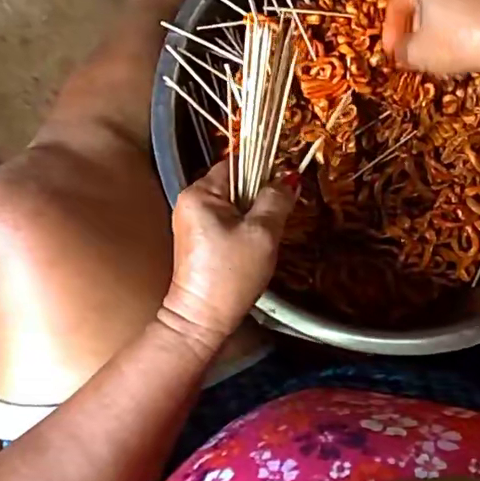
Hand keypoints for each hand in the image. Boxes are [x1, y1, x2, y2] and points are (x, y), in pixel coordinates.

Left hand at [160, 160, 296, 347]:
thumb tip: (290, 177)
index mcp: (199, 192)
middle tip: (279, 213)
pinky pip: (225, 221)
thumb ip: (277, 200)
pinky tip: (254, 244)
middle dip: (259, 194)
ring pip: (232, 203)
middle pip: (234, 182)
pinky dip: (243, 227)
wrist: (201, 318)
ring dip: (253, 213)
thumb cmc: (230, 275)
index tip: (284, 183)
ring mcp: (191, 221)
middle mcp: (189, 201)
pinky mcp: (197, 240)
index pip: (236, 162)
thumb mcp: (262, 233)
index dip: (263, 167)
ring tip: (268, 232)